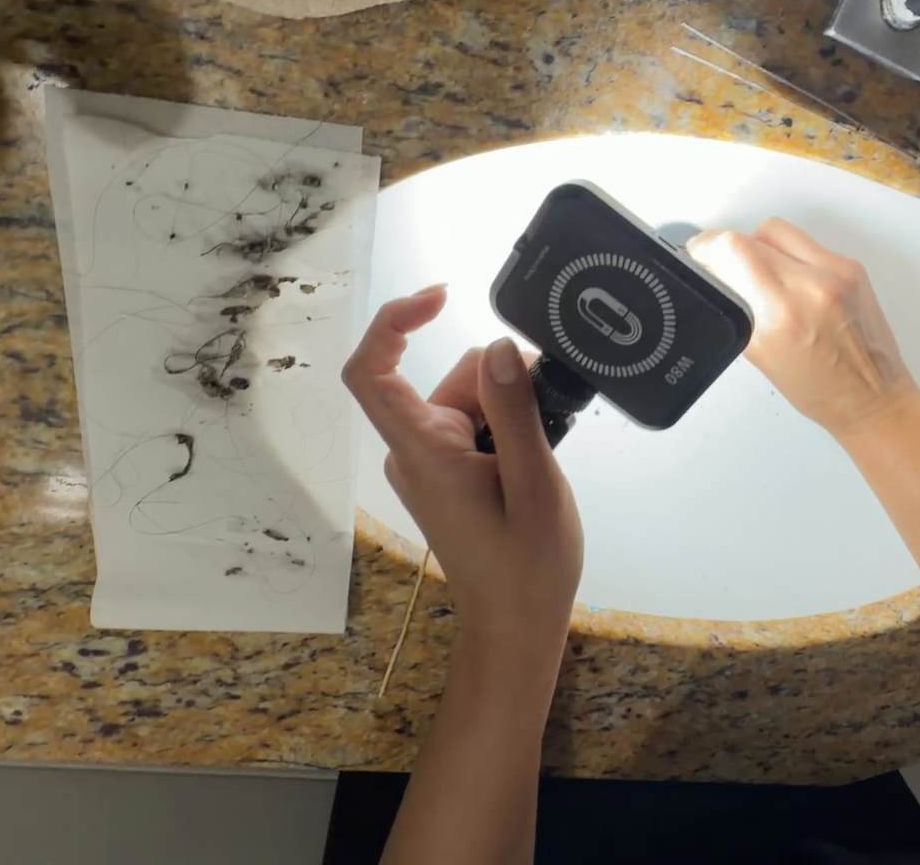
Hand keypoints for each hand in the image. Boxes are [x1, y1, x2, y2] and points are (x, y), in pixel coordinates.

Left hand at [343, 285, 582, 666]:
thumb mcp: (534, 483)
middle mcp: (414, 451)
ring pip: (466, 398)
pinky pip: (472, 422)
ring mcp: (429, 463)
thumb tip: (498, 346)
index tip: (442, 297)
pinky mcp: (446, 471)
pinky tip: (532, 455)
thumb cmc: (528, 566)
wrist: (516, 623)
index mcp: (424, 453)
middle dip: (501, 381)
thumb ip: (515, 412)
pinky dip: (506, 423)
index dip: (393, 321)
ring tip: (543, 449)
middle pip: (446, 379)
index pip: (371, 373)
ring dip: (510, 406)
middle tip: (548, 413)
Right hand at [689, 218, 919, 439]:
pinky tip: (788, 278)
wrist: (872, 397)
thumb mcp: (760, 354)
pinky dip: (788, 254)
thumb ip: (736, 308)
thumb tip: (718, 274)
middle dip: (730, 249)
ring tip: (759, 272)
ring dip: (759, 245)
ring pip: (777, 230)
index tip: (701, 252)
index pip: (733, 249)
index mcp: (782, 311)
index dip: (708, 245)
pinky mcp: (852, 266)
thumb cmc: (821, 389)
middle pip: (752, 236)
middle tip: (726, 267)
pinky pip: (805, 242)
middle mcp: (812, 284)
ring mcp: (836, 271)